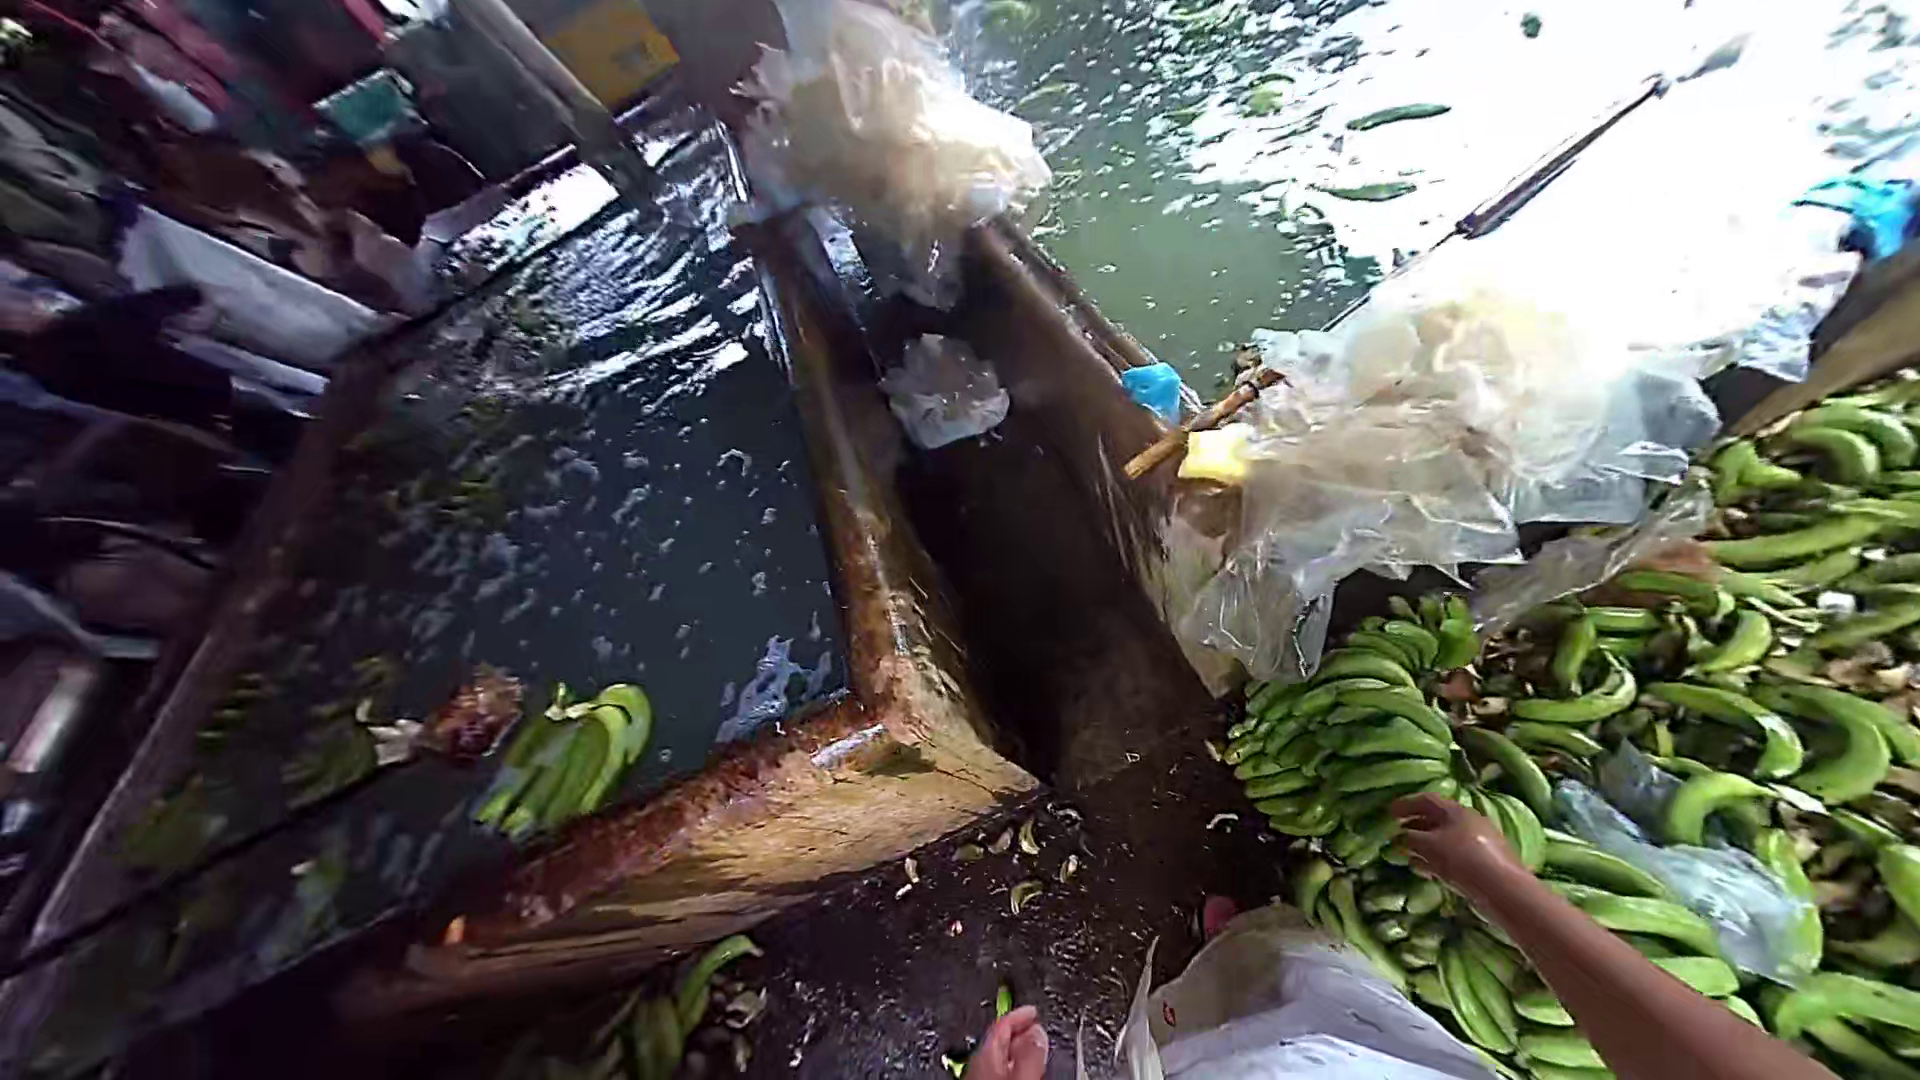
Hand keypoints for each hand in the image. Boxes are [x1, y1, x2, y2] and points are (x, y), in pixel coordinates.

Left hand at [967, 1005, 1047, 1079]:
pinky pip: (1000, 1072)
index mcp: (985, 1051)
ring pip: (1000, 1058)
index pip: (1003, 1021)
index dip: (1021, 1014)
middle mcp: (978, 1063)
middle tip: (1036, 1029)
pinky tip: (1021, 1074)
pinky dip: (1013, 1067)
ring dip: (1018, 1052)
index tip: (1033, 1011)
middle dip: (1020, 1032)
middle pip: (1001, 1039)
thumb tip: (1038, 1032)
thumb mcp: (1020, 1075)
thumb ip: (1030, 1053)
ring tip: (1033, 1052)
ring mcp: (978, 1077)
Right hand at [1391, 793, 1528, 905]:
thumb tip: (1399, 838)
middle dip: (1415, 827)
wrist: (1505, 892)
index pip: (1425, 800)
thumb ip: (1407, 838)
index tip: (1389, 813)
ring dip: (1426, 847)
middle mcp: (1471, 823)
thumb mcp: (1425, 844)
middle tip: (1398, 834)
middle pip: (1437, 820)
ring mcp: (1482, 845)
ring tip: (1410, 856)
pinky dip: (1440, 860)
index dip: (1405, 805)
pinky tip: (1428, 871)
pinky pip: (1457, 857)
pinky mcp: (1488, 865)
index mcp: (1456, 810)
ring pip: (1446, 840)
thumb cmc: (1461, 858)